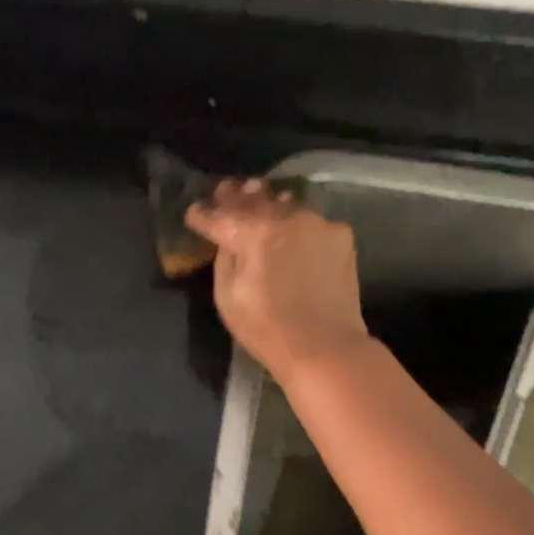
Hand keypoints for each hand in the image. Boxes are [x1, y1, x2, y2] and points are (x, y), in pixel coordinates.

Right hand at [186, 179, 370, 379]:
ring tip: (258, 196)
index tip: (193, 211)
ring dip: (269, 202)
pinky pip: (309, 221)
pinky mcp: (340, 235)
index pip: (220, 217)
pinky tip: (290, 226)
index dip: (203, 215)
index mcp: (253, 233)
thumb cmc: (266, 327)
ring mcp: (317, 223)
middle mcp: (286, 217)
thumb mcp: (227, 297)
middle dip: (237, 196)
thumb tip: (229, 240)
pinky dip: (295, 221)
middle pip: (255, 201)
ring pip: (285, 206)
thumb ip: (225, 259)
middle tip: (225, 189)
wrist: (324, 345)